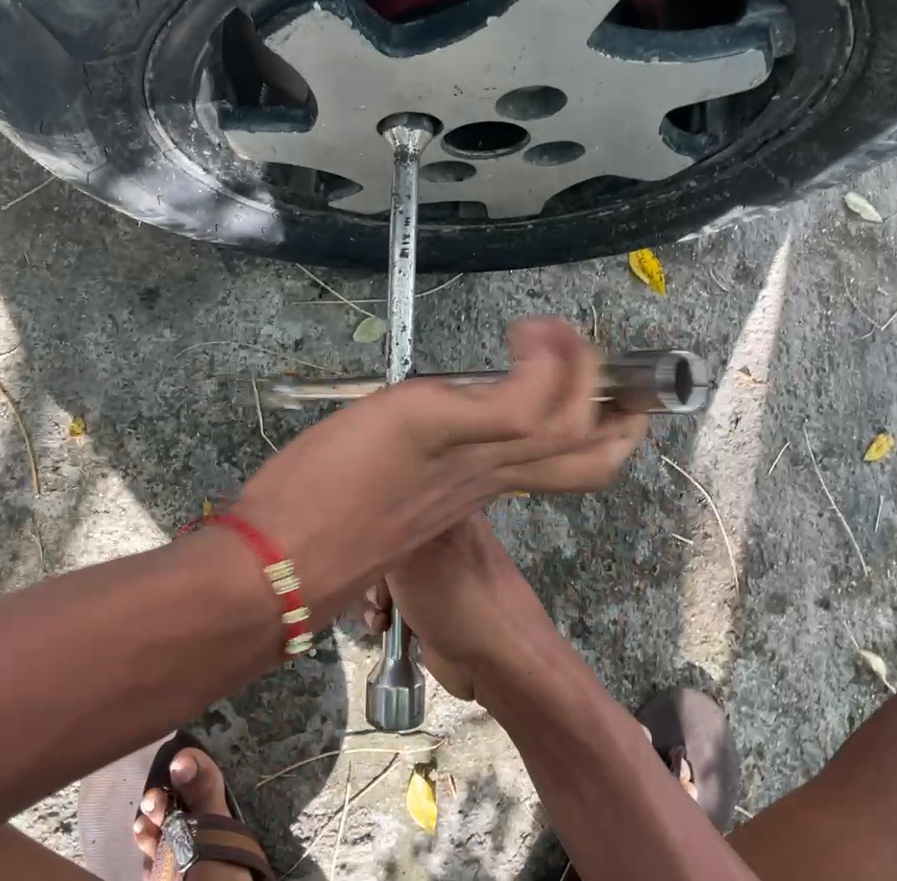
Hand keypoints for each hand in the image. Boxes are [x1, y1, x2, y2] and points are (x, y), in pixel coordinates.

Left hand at [239, 318, 646, 620]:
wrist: (281, 565)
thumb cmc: (321, 532)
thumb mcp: (389, 497)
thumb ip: (425, 469)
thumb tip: (434, 439)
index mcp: (478, 492)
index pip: (570, 469)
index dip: (601, 432)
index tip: (589, 386)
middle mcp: (490, 479)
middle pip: (591, 448)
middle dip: (615, 398)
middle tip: (590, 352)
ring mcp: (470, 456)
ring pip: (569, 421)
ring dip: (577, 364)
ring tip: (549, 332)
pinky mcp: (439, 429)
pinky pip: (521, 400)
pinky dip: (541, 361)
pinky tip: (524, 335)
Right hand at [361, 512, 558, 702]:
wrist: (495, 658)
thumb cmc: (455, 596)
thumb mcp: (410, 554)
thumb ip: (384, 532)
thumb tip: (365, 524)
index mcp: (447, 510)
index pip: (396, 504)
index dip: (375, 526)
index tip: (363, 547)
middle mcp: (442, 535)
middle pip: (387, 540)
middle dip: (370, 567)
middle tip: (376, 589)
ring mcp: (436, 572)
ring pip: (385, 572)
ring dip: (371, 595)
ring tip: (379, 614)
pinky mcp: (428, 603)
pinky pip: (392, 599)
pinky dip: (382, 613)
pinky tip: (381, 627)